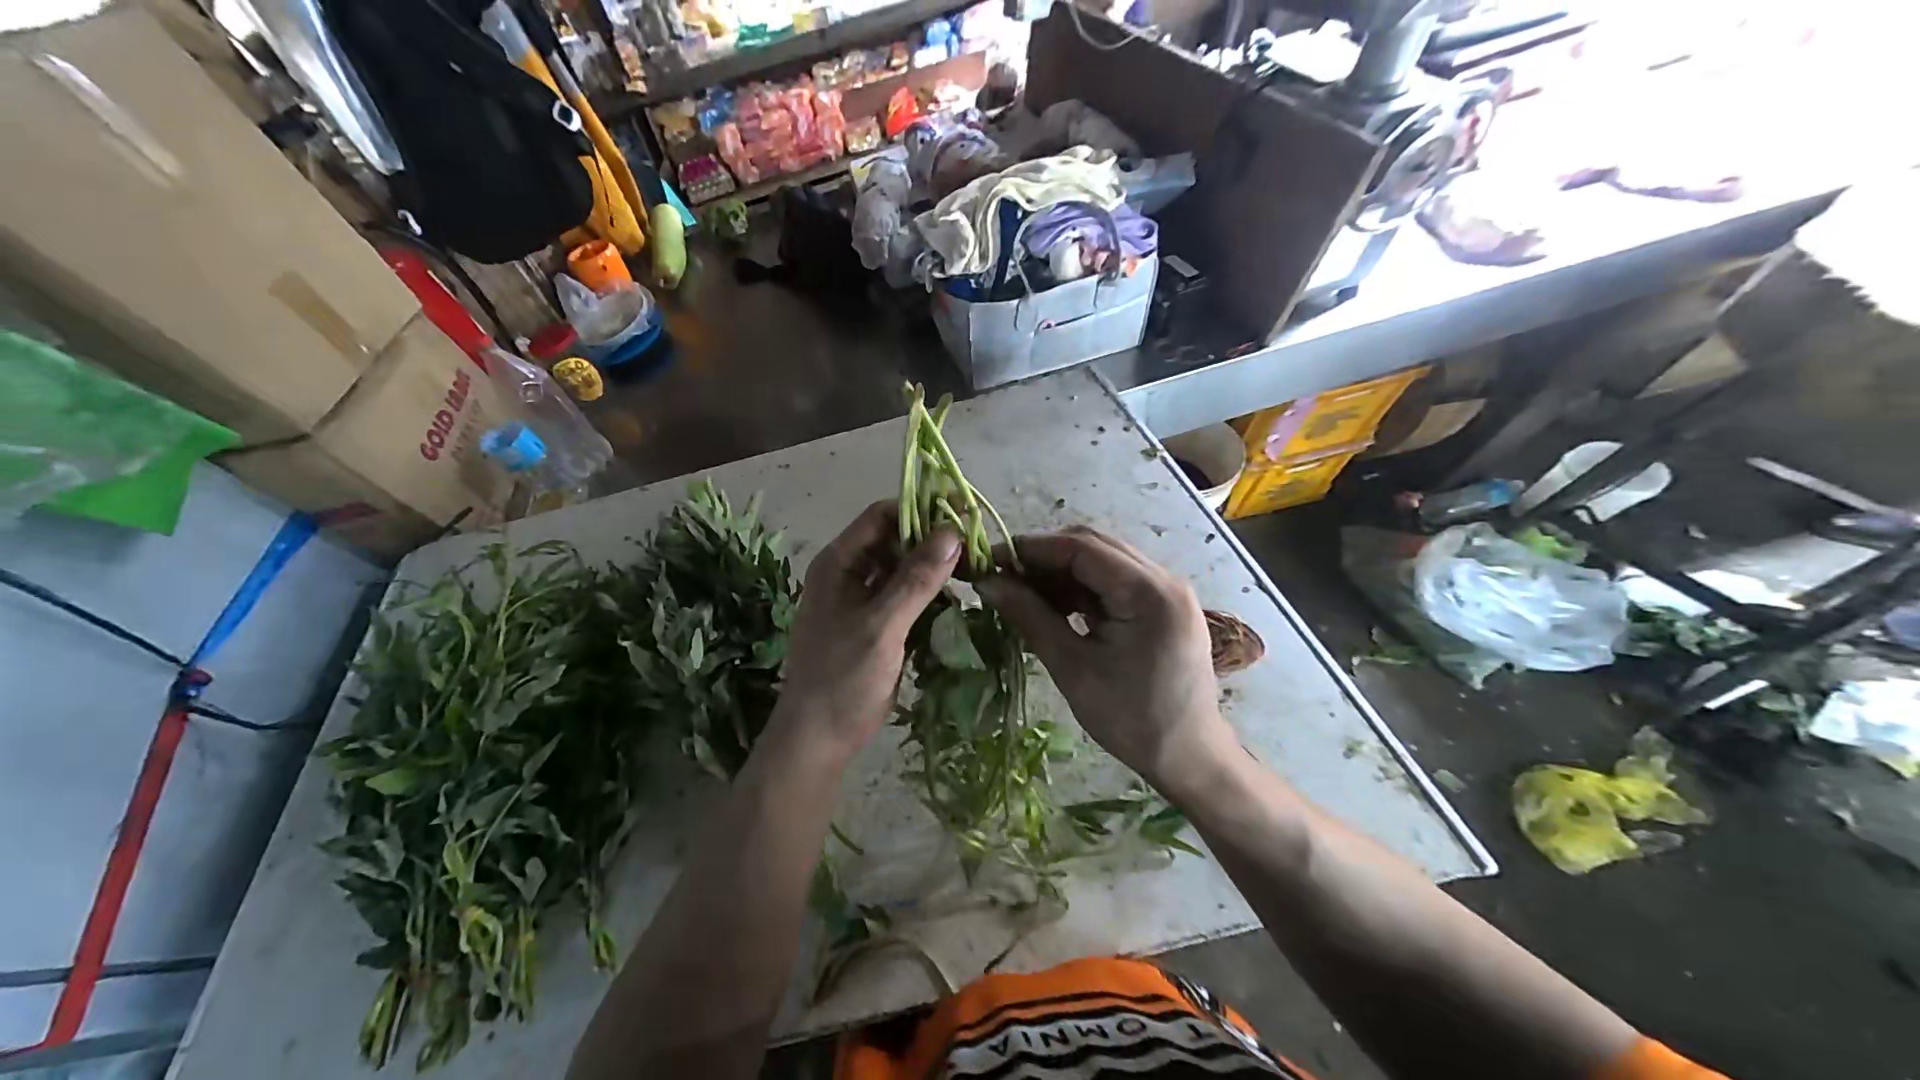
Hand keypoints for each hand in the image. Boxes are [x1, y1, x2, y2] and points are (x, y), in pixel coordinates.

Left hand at [772, 501, 960, 760]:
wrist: (820, 739)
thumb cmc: (842, 678)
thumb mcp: (881, 626)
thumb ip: (916, 579)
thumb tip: (952, 532)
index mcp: (839, 563)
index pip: (882, 516)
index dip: (922, 510)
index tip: (964, 514)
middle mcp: (851, 574)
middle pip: (897, 540)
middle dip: (935, 540)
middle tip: (979, 545)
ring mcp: (865, 600)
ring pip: (906, 569)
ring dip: (937, 568)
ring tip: (977, 569)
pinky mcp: (880, 625)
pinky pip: (910, 598)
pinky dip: (933, 596)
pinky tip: (959, 600)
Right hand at [977, 527, 1235, 793]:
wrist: (1189, 757)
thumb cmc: (1131, 719)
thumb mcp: (1073, 668)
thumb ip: (1030, 616)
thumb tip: (987, 582)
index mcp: (1149, 592)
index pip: (1081, 548)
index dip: (1032, 548)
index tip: (990, 559)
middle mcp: (1163, 580)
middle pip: (1093, 548)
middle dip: (1044, 559)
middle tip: (1002, 579)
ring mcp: (1165, 592)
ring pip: (1102, 564)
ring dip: (1060, 575)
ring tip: (1021, 597)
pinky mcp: (1161, 607)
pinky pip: (1113, 584)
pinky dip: (1080, 591)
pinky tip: (1052, 609)